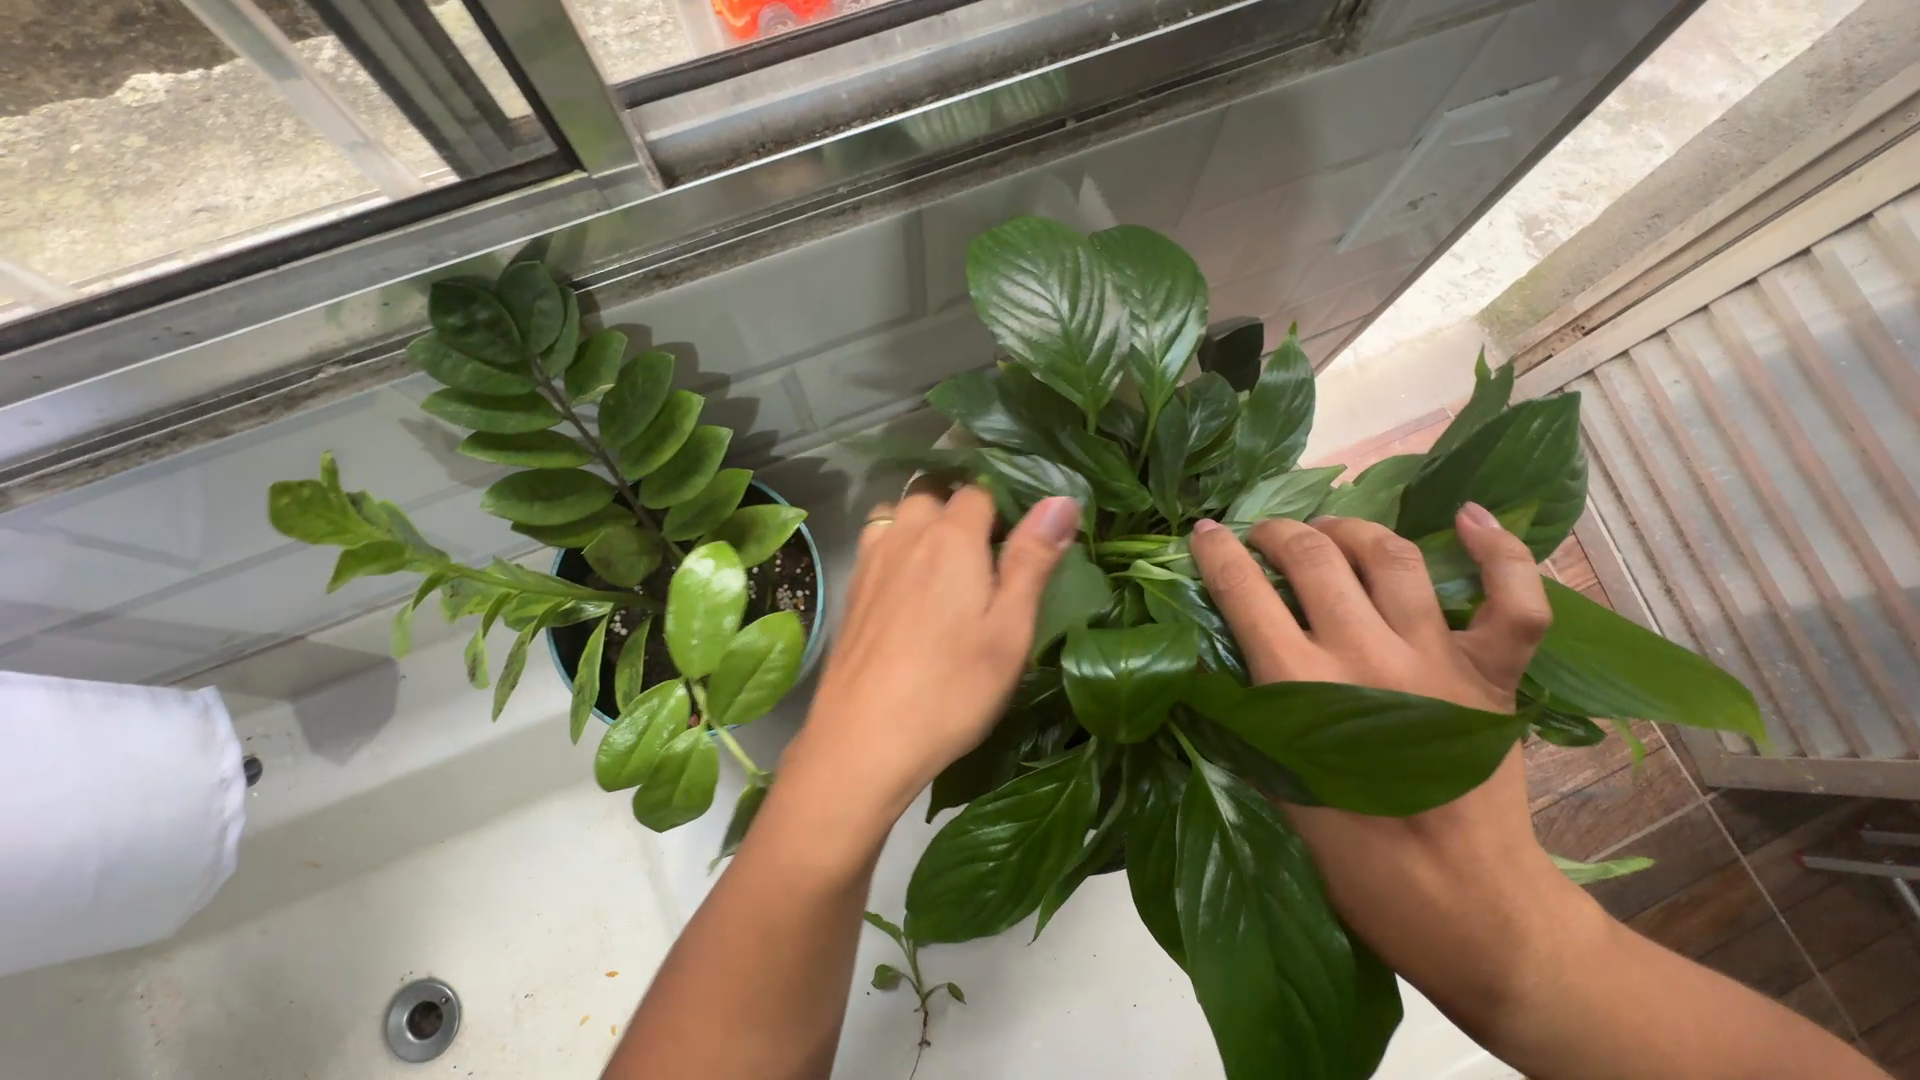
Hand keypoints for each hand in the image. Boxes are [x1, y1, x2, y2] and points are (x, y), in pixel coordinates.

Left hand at [782, 488, 1078, 821]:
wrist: (864, 740)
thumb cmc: (952, 688)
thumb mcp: (1010, 629)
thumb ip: (1033, 560)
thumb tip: (1061, 498)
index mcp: (952, 538)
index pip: (980, 492)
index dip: (1003, 511)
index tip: (1019, 547)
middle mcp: (905, 536)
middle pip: (932, 496)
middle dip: (959, 514)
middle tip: (985, 563)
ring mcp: (870, 562)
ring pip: (897, 517)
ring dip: (921, 528)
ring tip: (945, 573)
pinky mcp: (850, 592)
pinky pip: (876, 547)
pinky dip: (895, 552)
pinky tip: (908, 597)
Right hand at [1189, 504, 1592, 1028]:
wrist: (1459, 903)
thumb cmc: (1348, 859)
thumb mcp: (1269, 782)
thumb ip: (1242, 711)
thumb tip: (1214, 657)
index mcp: (1299, 688)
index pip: (1244, 593)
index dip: (1217, 553)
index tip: (1205, 531)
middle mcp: (1365, 656)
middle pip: (1314, 558)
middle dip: (1277, 533)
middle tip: (1261, 535)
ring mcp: (1437, 659)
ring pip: (1392, 557)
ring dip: (1351, 529)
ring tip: (1328, 528)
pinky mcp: (1493, 675)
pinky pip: (1514, 600)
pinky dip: (1502, 552)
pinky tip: (1472, 516)